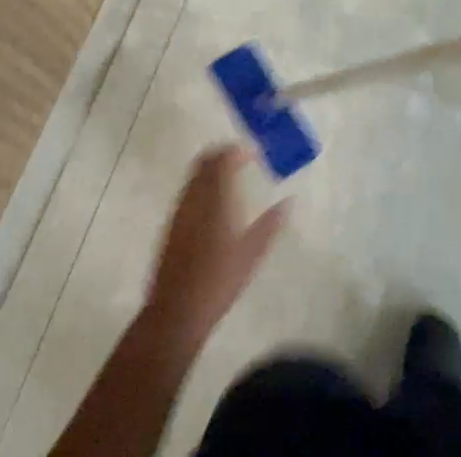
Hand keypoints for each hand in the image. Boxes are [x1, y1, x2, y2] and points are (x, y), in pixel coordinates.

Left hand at [141, 145, 287, 349]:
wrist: (177, 309)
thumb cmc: (220, 282)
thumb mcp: (252, 255)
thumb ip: (270, 224)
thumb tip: (289, 202)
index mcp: (216, 200)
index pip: (223, 160)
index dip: (237, 151)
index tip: (253, 152)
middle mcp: (194, 198)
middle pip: (204, 161)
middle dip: (222, 154)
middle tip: (242, 159)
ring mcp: (179, 210)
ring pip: (193, 175)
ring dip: (210, 169)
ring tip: (230, 177)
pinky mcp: (171, 224)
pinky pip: (187, 191)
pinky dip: (201, 184)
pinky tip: (213, 202)